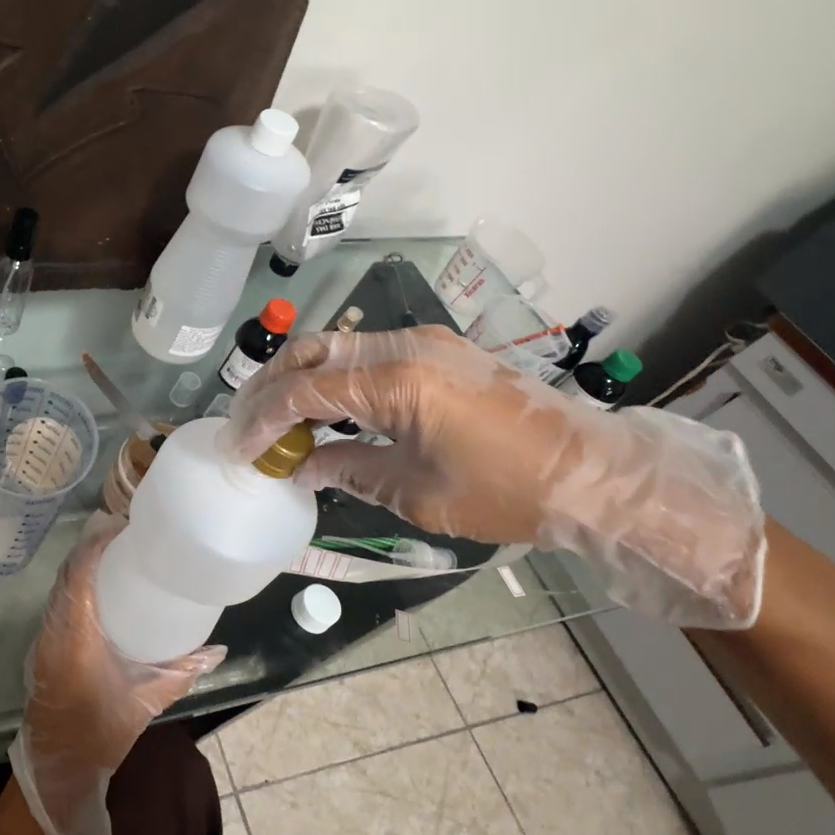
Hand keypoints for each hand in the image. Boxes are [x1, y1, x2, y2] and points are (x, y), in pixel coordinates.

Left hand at [9, 514, 224, 834]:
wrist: (57, 767)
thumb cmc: (99, 733)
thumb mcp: (144, 702)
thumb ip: (180, 671)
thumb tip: (218, 650)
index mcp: (76, 635)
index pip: (80, 573)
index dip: (97, 544)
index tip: (123, 526)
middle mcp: (55, 628)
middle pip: (67, 572)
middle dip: (92, 547)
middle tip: (126, 533)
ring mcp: (45, 636)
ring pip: (60, 585)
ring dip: (83, 564)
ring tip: (116, 551)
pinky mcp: (45, 646)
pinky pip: (59, 601)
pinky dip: (76, 584)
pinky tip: (101, 585)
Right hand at [227, 326, 766, 628]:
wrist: (594, 473)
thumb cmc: (507, 492)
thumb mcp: (418, 493)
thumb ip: (349, 471)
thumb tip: (303, 468)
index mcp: (398, 381)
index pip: (305, 392)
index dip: (264, 420)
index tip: (240, 450)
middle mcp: (404, 346)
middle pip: (311, 353)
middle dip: (269, 387)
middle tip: (245, 425)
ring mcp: (423, 341)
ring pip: (335, 345)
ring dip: (297, 377)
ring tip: (274, 417)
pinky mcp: (437, 349)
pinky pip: (365, 352)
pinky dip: (332, 375)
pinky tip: (323, 408)